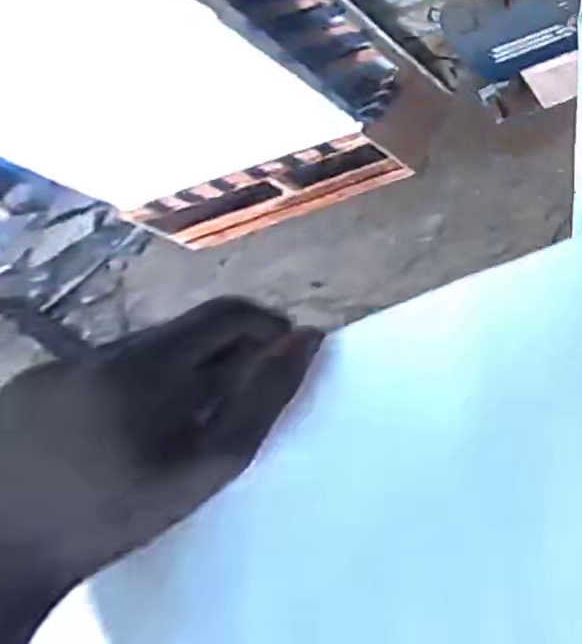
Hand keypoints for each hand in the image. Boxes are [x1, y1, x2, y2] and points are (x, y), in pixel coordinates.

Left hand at [0, 298, 319, 625]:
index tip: (280, 358)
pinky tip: (125, 431)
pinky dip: (133, 386)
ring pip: (144, 350)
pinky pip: (100, 371)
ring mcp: (41, 377)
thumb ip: (270, 392)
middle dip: (223, 353)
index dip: (268, 326)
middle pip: (185, 330)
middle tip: (233, 398)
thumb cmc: (115, 513)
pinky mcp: (14, 397)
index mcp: (137, 367)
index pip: (228, 312)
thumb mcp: (217, 460)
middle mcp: (86, 358)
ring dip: (178, 370)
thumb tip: (308, 337)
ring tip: (178, 420)